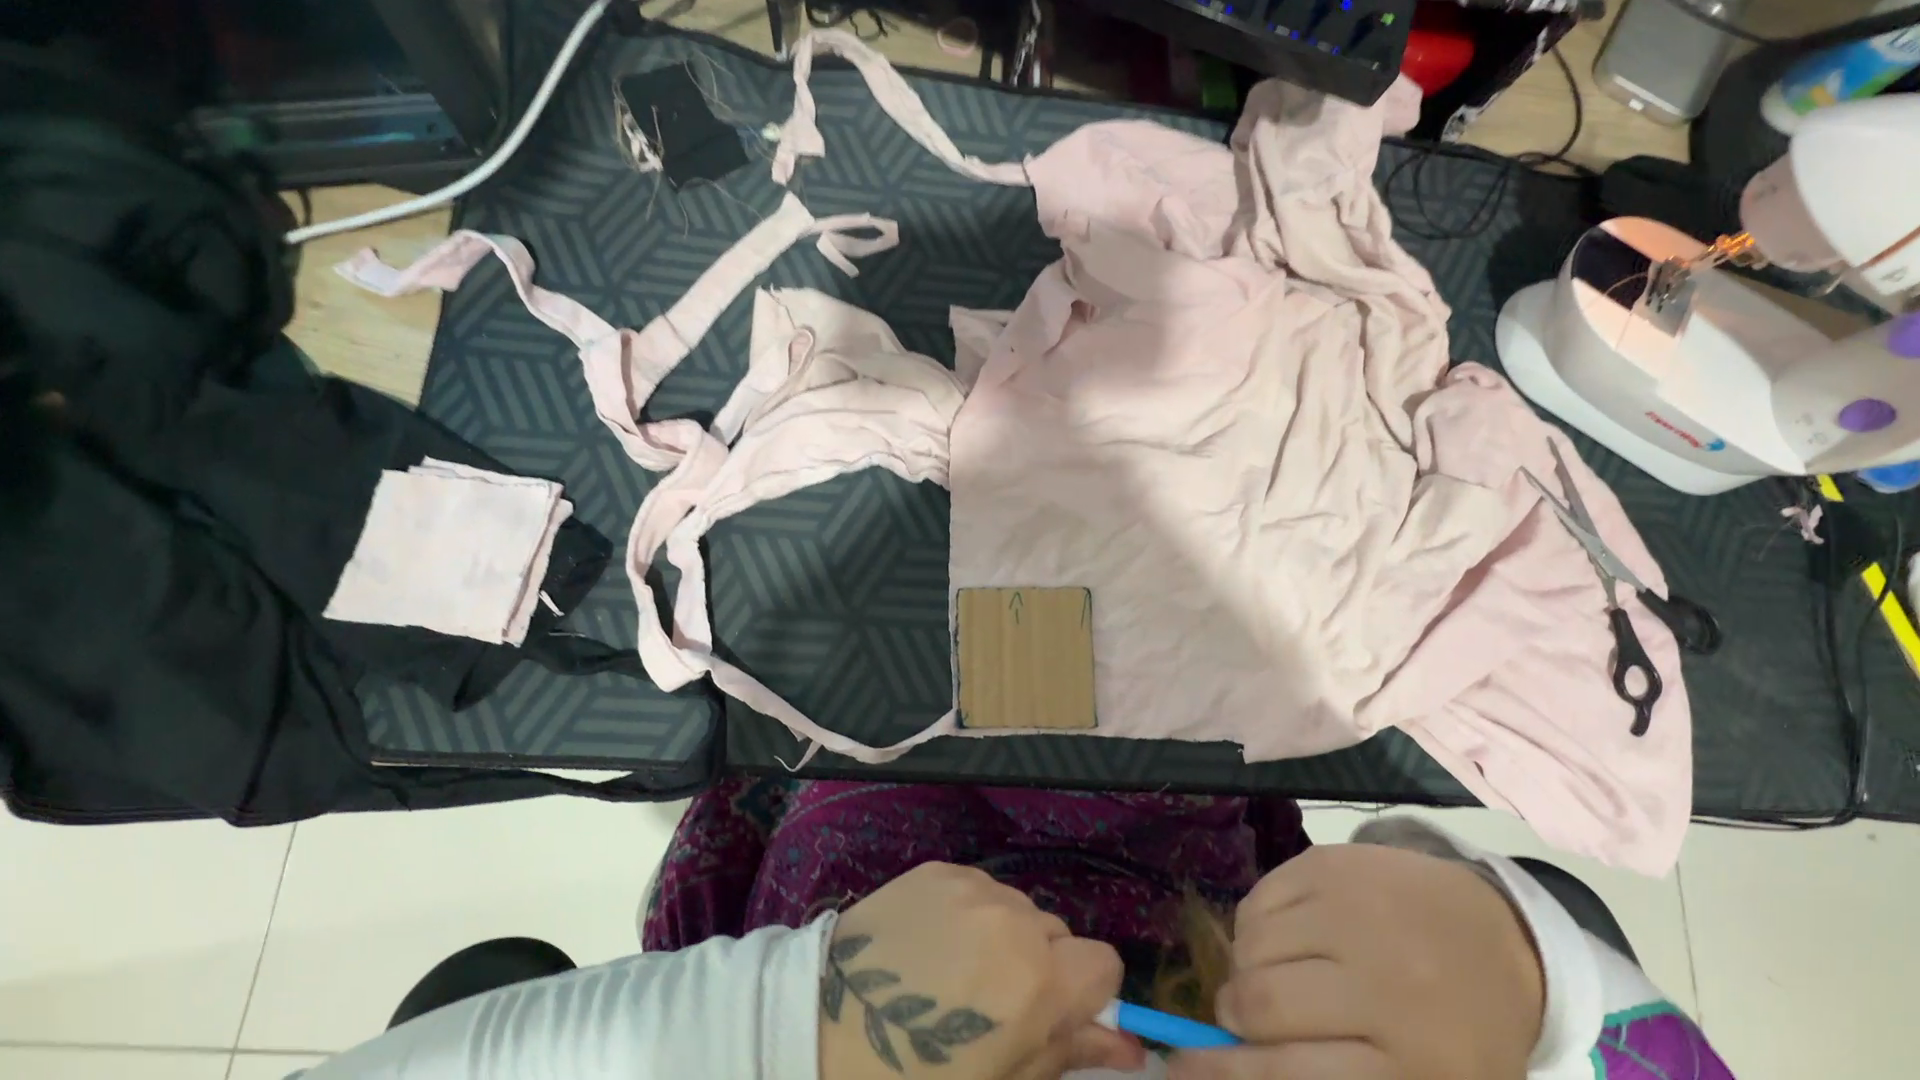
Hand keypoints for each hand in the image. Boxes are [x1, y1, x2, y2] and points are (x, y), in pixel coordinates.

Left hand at [818, 862, 1142, 1079]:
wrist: (823, 1026)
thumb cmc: (920, 1071)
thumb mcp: (1005, 1078)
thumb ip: (1073, 1052)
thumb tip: (1132, 1048)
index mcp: (1041, 981)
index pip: (1105, 964)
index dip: (1086, 992)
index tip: (1055, 1012)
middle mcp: (1015, 920)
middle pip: (1058, 934)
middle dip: (1042, 964)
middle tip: (994, 1000)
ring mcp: (973, 888)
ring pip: (1017, 909)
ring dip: (1004, 935)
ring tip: (955, 969)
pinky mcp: (937, 868)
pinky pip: (978, 888)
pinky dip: (968, 912)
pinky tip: (931, 943)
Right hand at [1170, 844, 1543, 1079]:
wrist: (1506, 938)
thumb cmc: (1460, 1033)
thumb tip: (1227, 1063)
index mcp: (1416, 1062)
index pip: (1290, 1074)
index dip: (1220, 1073)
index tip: (1180, 1067)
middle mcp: (1387, 982)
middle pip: (1261, 1004)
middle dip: (1233, 1016)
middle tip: (1241, 1018)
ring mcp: (1359, 912)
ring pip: (1250, 947)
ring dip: (1245, 969)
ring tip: (1277, 975)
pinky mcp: (1335, 865)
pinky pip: (1256, 902)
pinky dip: (1255, 929)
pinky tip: (1287, 939)